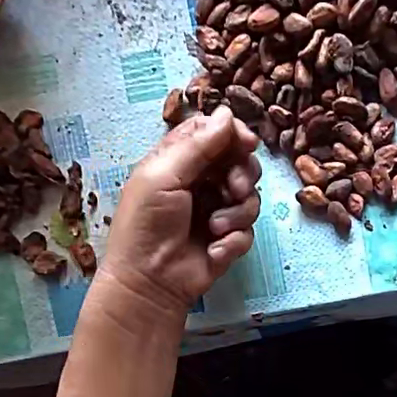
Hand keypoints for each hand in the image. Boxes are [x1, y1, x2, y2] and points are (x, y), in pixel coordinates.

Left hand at [94, 107, 261, 324]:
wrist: (149, 282)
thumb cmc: (146, 225)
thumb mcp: (164, 176)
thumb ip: (197, 144)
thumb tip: (226, 114)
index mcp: (179, 161)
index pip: (214, 133)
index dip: (233, 134)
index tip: (246, 143)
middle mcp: (201, 182)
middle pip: (240, 162)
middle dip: (242, 174)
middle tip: (232, 188)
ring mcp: (216, 211)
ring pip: (250, 197)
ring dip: (237, 211)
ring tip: (215, 227)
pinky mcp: (228, 239)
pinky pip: (248, 230)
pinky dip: (234, 239)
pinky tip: (215, 249)